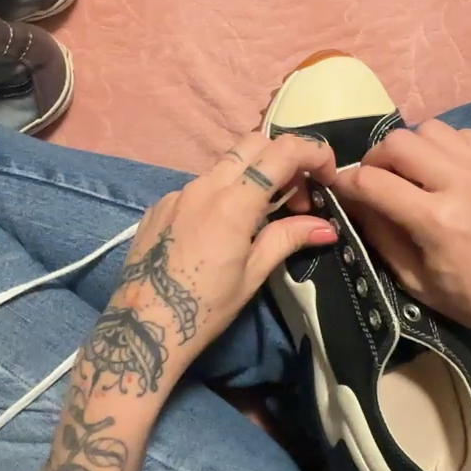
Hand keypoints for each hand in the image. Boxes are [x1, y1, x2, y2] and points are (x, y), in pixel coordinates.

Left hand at [96, 132, 337, 393]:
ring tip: (264, 216)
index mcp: (232, 203)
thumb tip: (327, 226)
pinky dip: (223, 194)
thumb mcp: (252, 275)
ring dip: (253, 176)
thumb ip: (287, 239)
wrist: (141, 327)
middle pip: (253, 143)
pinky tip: (222, 230)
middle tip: (298, 198)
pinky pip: (200, 186)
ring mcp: (177, 193)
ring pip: (225, 164)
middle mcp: (203, 186)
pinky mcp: (160, 206)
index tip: (328, 175)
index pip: (282, 152)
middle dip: (284, 158)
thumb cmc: (204, 308)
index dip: (313, 153)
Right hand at [330, 119, 470, 349]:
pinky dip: (444, 148)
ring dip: (412, 149)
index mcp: (437, 222)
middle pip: (398, 141)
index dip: (346, 183)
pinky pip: (464, 136)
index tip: (341, 189)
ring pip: (431, 129)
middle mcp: (464, 184)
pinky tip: (446, 173)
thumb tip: (351, 201)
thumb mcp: (415, 281)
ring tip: (413, 174)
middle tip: (377, 180)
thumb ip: (379, 235)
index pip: (372, 181)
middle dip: (376, 159)